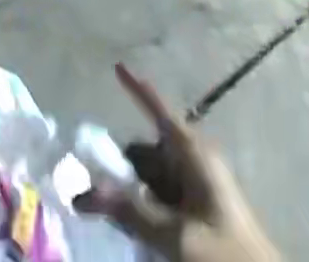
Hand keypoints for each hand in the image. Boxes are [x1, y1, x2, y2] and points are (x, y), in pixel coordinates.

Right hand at [76, 64, 280, 261]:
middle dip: (119, 168)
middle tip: (93, 193)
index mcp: (193, 155)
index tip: (117, 66)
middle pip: (143, 151)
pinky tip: (132, 232)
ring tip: (111, 219)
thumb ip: (128, 212)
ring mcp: (195, 190)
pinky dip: (142, 209)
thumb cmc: (228, 259)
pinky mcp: (196, 215)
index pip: (158, 111)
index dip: (137, 89)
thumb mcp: (176, 238)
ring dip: (130, 193)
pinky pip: (158, 200)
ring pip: (148, 178)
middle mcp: (193, 164)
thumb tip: (80, 192)